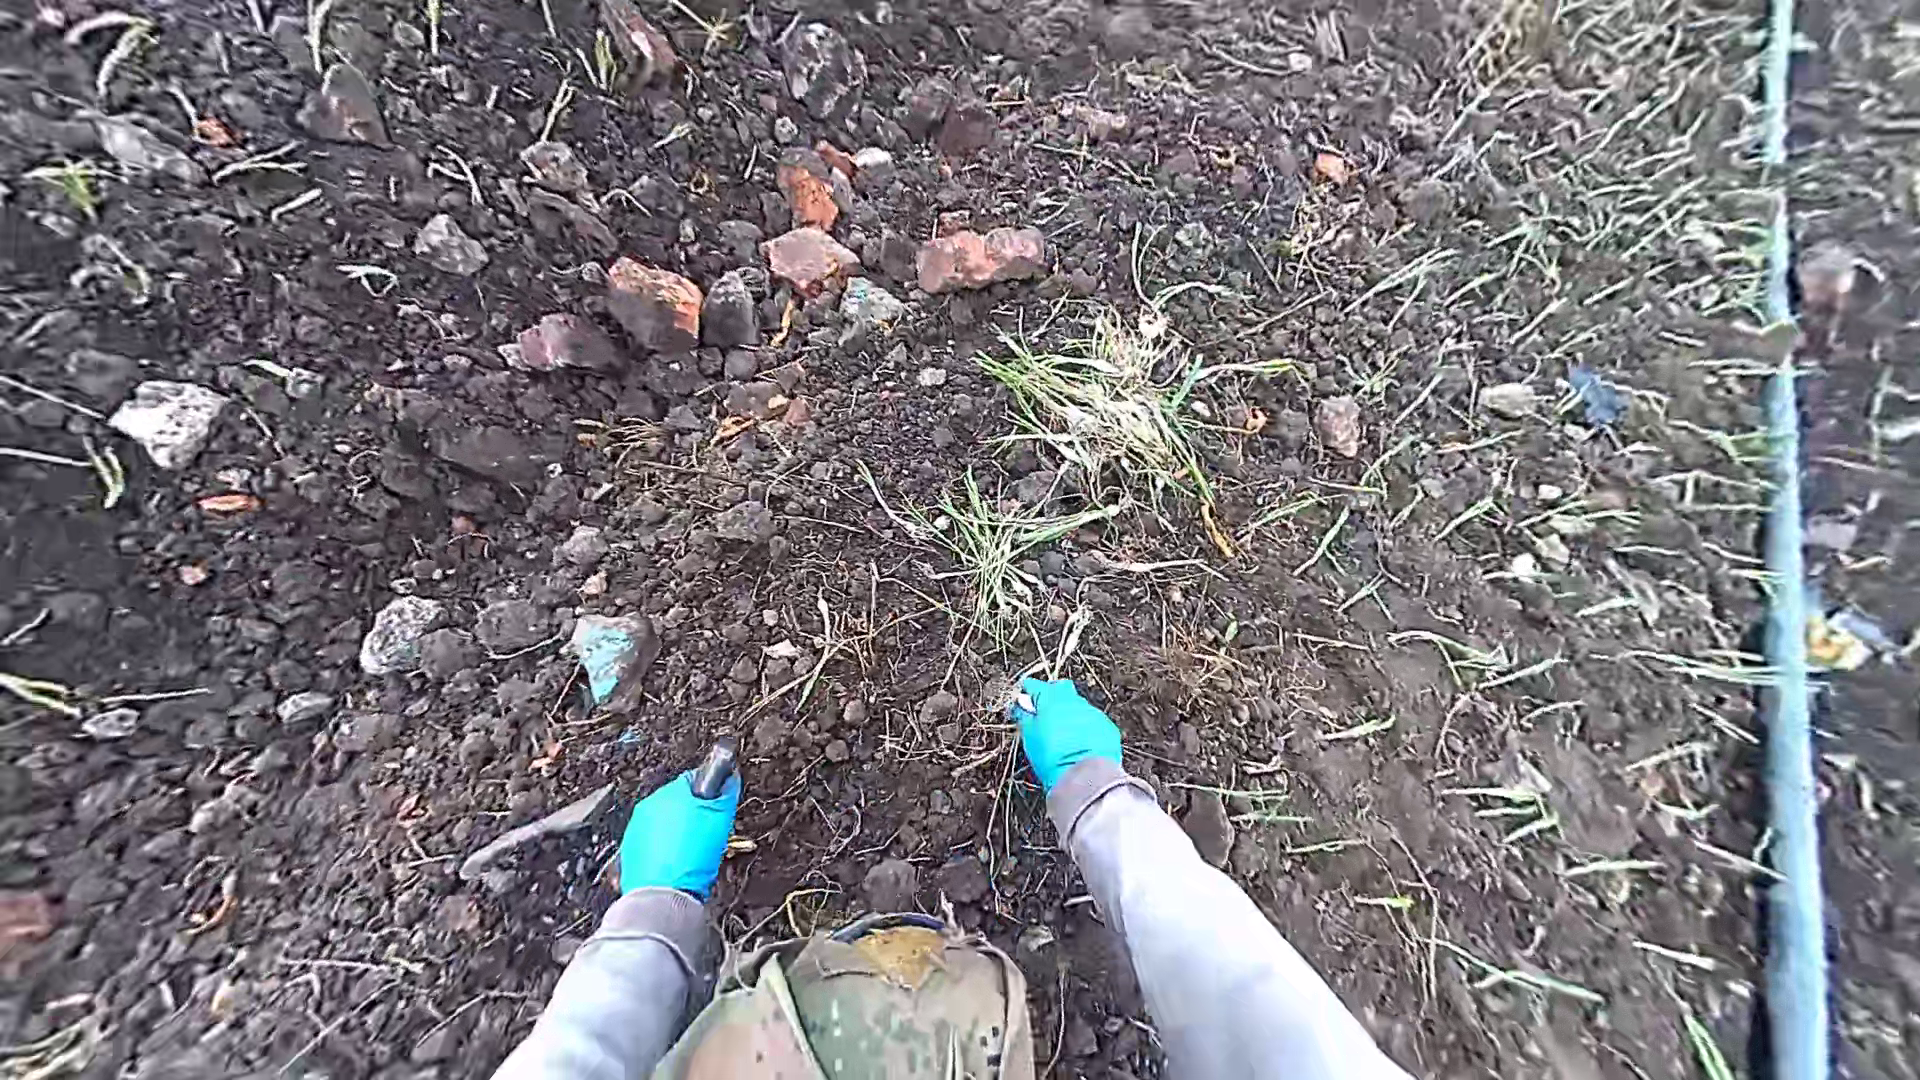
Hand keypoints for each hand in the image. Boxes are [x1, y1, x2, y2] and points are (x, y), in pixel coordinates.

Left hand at [617, 770, 740, 897]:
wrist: (663, 898)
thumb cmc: (692, 859)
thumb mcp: (722, 819)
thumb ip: (727, 792)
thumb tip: (730, 779)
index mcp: (670, 794)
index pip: (695, 779)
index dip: (710, 794)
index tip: (717, 808)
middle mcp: (648, 807)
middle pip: (679, 801)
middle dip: (694, 813)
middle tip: (707, 831)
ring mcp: (636, 830)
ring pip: (665, 822)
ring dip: (678, 830)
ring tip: (692, 850)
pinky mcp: (629, 851)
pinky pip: (652, 842)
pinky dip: (663, 848)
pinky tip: (676, 861)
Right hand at [1010, 677, 1121, 791]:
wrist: (1085, 778)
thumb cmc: (1052, 757)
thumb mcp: (1030, 737)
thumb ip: (1024, 717)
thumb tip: (1021, 707)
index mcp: (1051, 698)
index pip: (1035, 686)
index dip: (1028, 692)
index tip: (1024, 700)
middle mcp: (1074, 700)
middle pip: (1060, 689)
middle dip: (1052, 697)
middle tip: (1045, 714)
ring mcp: (1093, 712)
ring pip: (1078, 706)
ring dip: (1070, 714)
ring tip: (1064, 734)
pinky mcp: (1107, 727)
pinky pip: (1093, 721)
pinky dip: (1085, 727)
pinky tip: (1080, 744)